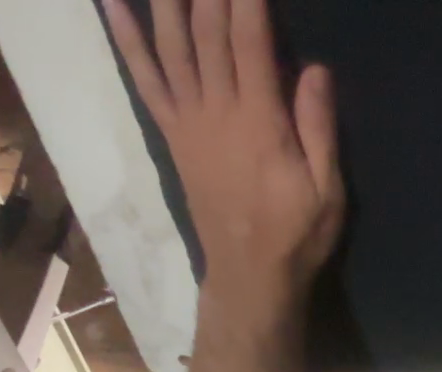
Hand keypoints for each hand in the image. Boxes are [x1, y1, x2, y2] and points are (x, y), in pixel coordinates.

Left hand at [103, 0, 343, 309]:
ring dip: (169, 0)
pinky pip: (144, 77)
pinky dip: (126, 37)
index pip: (250, 43)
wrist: (250, 273)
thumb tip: (315, 70)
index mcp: (261, 122)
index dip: (248, 1)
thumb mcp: (327, 191)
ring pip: (171, 43)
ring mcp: (189, 119)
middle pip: (207, 32)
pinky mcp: (173, 134)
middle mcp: (217, 110)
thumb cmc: (297, 235)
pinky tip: (114, 3)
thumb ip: (318, 129)